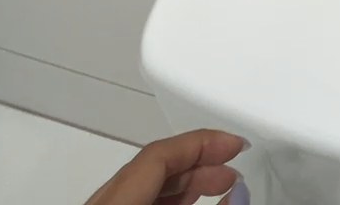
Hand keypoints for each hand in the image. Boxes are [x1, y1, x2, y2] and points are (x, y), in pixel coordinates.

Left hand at [85, 129, 249, 204]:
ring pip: (144, 183)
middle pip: (151, 165)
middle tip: (234, 163)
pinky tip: (190, 202)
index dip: (202, 142)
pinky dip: (168, 196)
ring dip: (186, 180)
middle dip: (198, 159)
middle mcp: (101, 203)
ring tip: (220, 184)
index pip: (159, 153)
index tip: (235, 143)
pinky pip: (137, 199)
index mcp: (114, 201)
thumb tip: (238, 192)